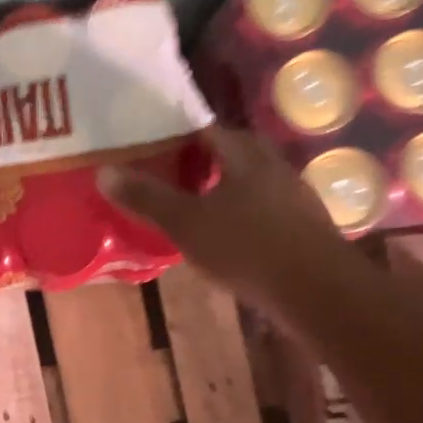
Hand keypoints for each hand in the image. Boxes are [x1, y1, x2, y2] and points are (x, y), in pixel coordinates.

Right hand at [98, 125, 342, 306]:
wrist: (318, 292)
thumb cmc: (247, 248)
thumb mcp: (186, 223)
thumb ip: (147, 198)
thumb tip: (104, 172)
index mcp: (245, 156)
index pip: (209, 130)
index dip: (180, 133)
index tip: (154, 143)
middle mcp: (275, 167)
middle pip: (237, 152)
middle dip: (208, 158)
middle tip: (176, 171)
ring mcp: (297, 198)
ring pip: (256, 181)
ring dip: (230, 187)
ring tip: (200, 204)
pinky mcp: (308, 228)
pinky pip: (270, 210)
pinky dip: (248, 215)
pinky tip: (233, 237)